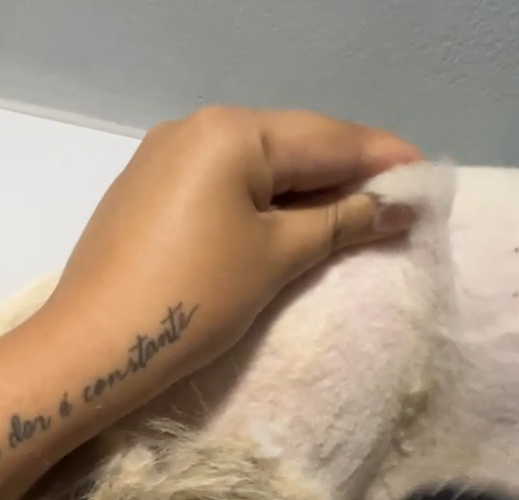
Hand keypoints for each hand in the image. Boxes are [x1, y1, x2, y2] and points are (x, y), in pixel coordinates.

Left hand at [43, 107, 420, 380]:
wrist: (91, 351)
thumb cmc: (190, 302)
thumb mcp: (274, 259)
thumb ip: (340, 222)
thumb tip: (397, 204)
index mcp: (229, 131)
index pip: (327, 138)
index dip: (383, 160)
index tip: (428, 182)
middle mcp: (190, 130)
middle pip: (287, 146)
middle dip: (340, 175)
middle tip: (392, 204)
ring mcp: (157, 163)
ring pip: (248, 170)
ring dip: (297, 192)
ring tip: (343, 218)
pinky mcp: (139, 198)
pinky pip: (213, 191)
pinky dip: (252, 206)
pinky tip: (276, 226)